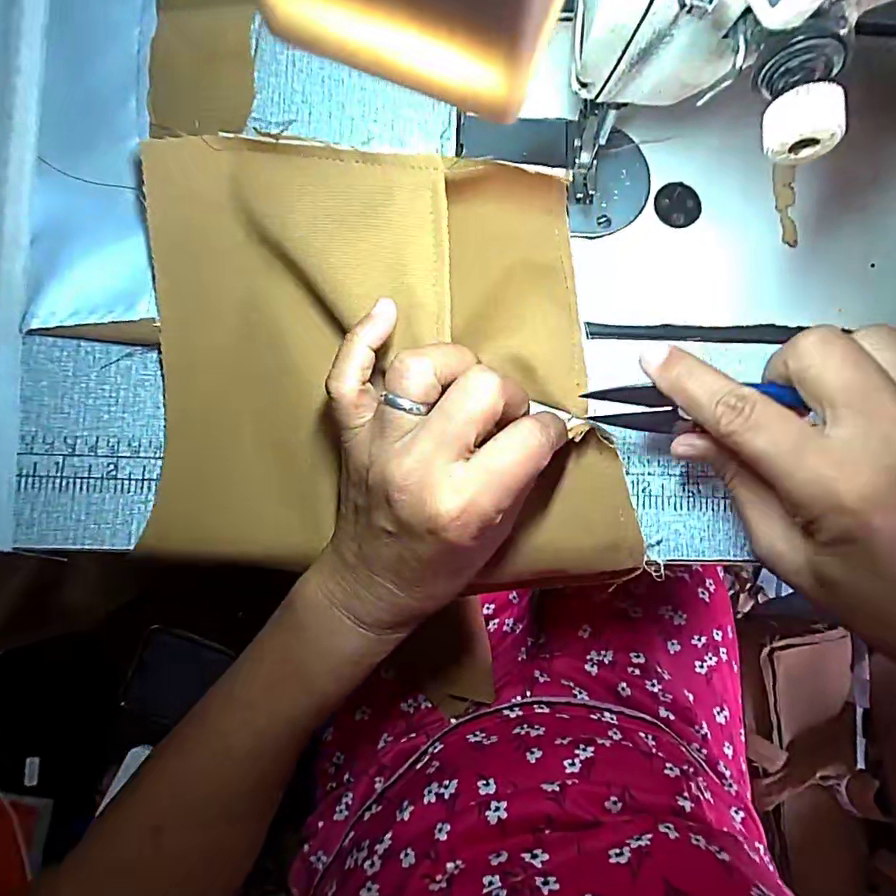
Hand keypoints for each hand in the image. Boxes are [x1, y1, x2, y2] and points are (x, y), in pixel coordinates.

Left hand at [307, 299, 569, 639]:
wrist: (372, 583)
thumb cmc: (441, 567)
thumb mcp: (499, 532)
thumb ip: (525, 473)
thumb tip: (548, 421)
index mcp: (463, 502)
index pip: (528, 435)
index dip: (547, 429)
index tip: (544, 433)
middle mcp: (418, 466)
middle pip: (481, 387)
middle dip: (507, 397)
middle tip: (503, 418)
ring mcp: (376, 444)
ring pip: (419, 367)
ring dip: (454, 367)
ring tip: (463, 387)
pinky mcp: (349, 433)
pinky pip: (347, 374)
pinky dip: (363, 338)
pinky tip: (388, 312)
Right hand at [642, 328, 895, 750]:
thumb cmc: (879, 599)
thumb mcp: (790, 554)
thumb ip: (740, 484)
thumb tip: (687, 436)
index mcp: (835, 486)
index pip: (743, 414)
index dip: (691, 380)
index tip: (658, 356)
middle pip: (816, 347)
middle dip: (787, 370)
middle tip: (796, 408)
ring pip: (877, 338)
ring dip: (847, 367)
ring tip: (855, 408)